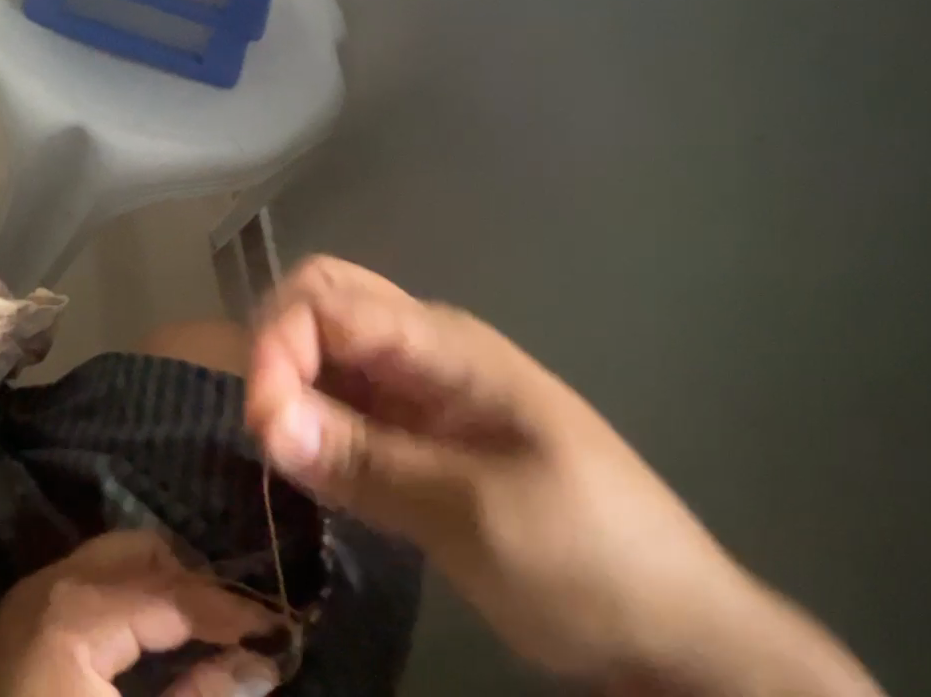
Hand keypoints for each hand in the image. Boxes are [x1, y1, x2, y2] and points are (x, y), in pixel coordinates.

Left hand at [0, 530, 283, 696]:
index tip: (279, 627)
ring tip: (205, 625)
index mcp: (74, 615)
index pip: (172, 594)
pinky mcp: (26, 608)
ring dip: (165, 582)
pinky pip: (93, 575)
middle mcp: (51, 583)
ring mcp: (33, 590)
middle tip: (239, 626)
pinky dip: (133, 589)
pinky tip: (158, 628)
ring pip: (118, 556)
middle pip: (143, 552)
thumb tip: (261, 665)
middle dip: (195, 583)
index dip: (230, 610)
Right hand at [244, 256, 880, 694]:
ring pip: (323, 354)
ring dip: (286, 388)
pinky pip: (337, 404)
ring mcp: (416, 393)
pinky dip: (305, 422)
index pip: (329, 300)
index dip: (278, 345)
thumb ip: (366, 462)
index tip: (260, 422)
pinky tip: (305, 465)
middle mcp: (422, 351)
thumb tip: (262, 419)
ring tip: (280, 454)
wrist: (669, 630)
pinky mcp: (410, 437)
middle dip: (273, 350)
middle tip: (264, 428)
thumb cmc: (590, 557)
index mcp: (445, 345)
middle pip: (321, 305)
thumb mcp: (478, 513)